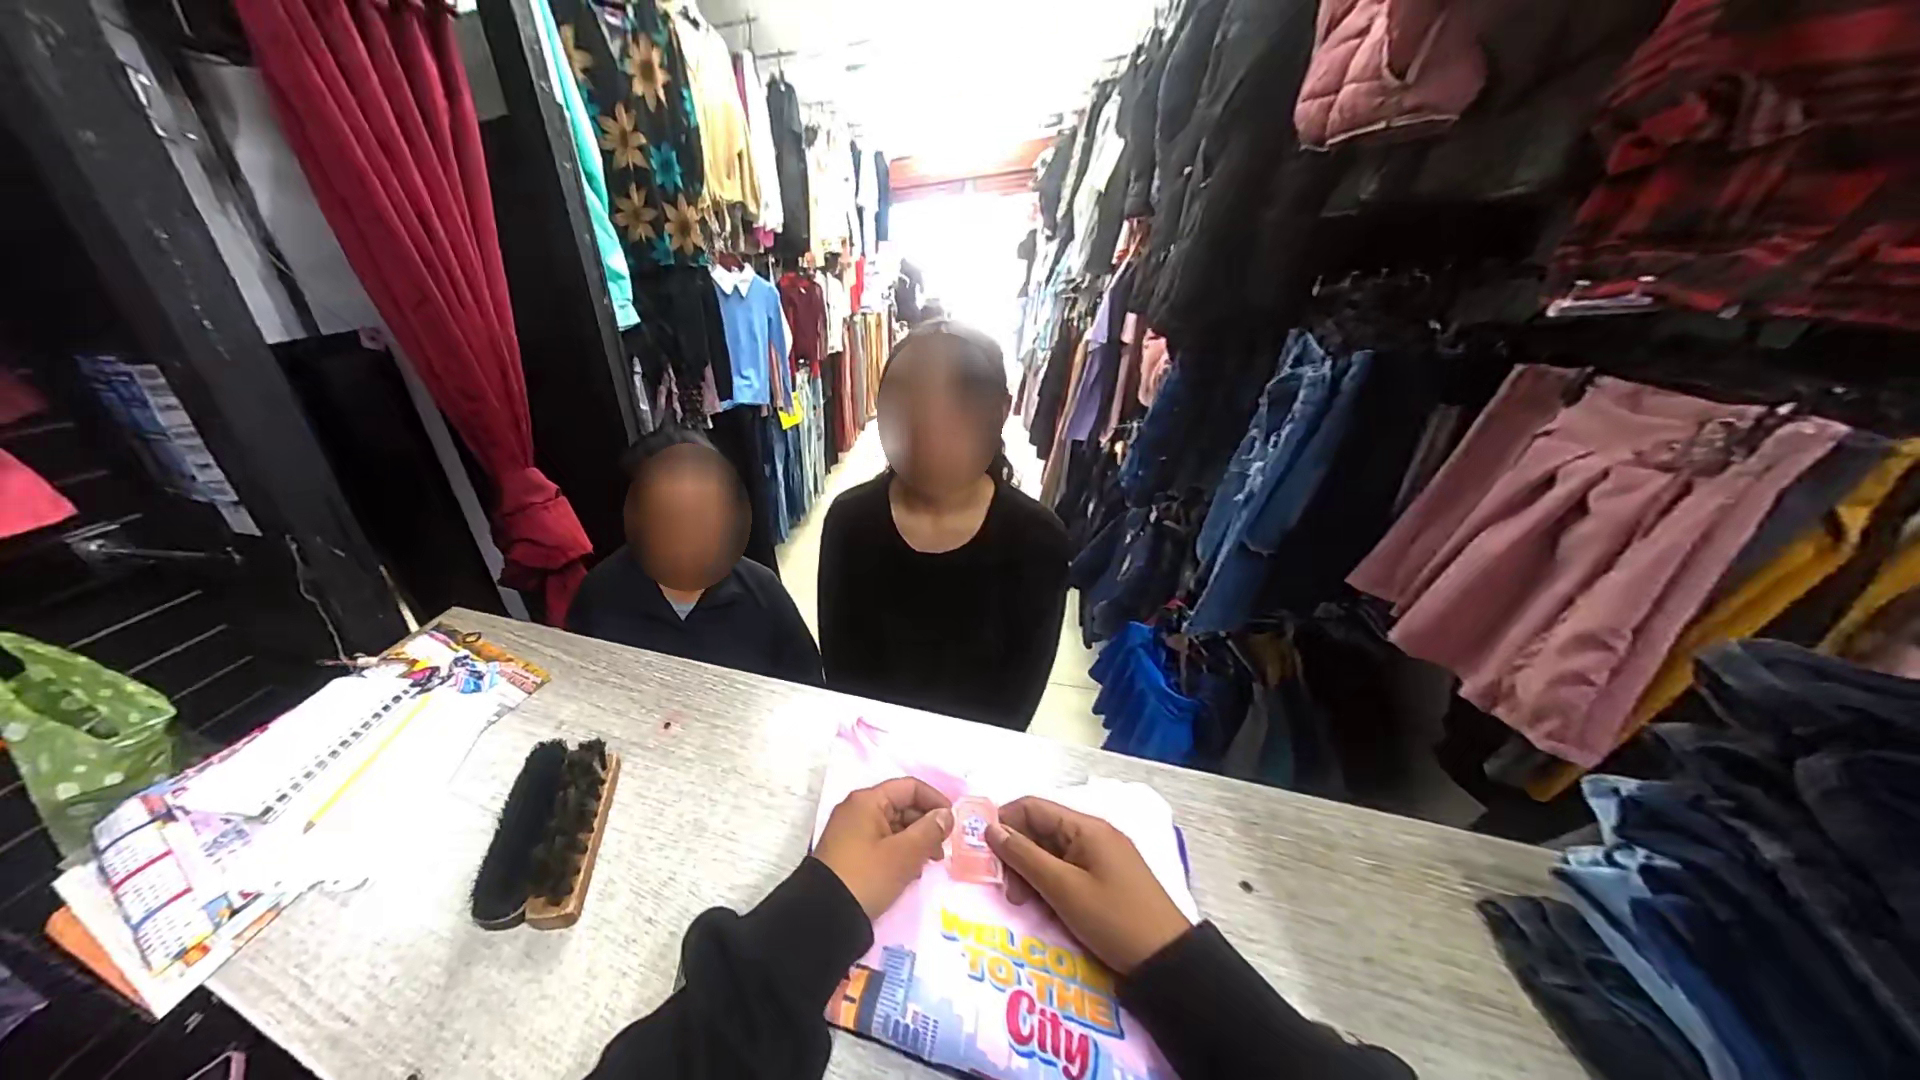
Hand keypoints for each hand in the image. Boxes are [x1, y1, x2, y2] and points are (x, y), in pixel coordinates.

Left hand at [813, 778, 952, 919]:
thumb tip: (946, 815)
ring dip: (914, 840)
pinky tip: (909, 872)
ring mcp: (851, 831)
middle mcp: (857, 809)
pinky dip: (899, 851)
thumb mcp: (903, 854)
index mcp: (868, 800)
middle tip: (941, 850)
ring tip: (926, 864)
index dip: (935, 801)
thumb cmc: (866, 877)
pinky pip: (881, 842)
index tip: (953, 823)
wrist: (822, 919)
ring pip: (893, 825)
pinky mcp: (848, 852)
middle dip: (925, 824)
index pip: (910, 787)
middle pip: (901, 805)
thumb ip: (930, 830)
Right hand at [986, 796, 1191, 974]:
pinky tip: (1046, 907)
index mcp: (1085, 827)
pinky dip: (1050, 884)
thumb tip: (991, 829)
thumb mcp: (1064, 889)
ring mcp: (1100, 856)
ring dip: (1032, 873)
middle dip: (1017, 855)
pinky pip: (1067, 870)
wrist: (1169, 962)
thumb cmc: (1114, 920)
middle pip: (1041, 830)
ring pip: (1051, 852)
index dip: (1005, 823)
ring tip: (1024, 903)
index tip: (985, 853)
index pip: (1033, 807)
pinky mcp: (1105, 878)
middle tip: (1009, 891)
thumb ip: (1025, 857)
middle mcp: (1092, 834)